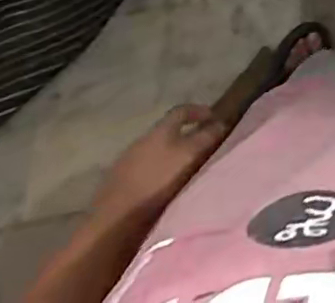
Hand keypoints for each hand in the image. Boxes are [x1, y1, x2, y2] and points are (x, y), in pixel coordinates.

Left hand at [90, 105, 227, 223]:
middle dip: (185, 136)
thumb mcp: (192, 155)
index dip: (199, 111)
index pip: (181, 110)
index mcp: (160, 130)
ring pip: (154, 153)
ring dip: (169, 157)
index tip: (214, 118)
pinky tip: (163, 188)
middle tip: (202, 147)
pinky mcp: (115, 186)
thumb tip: (221, 122)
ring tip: (184, 171)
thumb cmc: (159, 181)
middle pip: (167, 132)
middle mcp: (140, 141)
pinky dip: (156, 175)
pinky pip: (143, 172)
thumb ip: (208, 137)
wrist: (114, 223)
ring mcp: (124, 164)